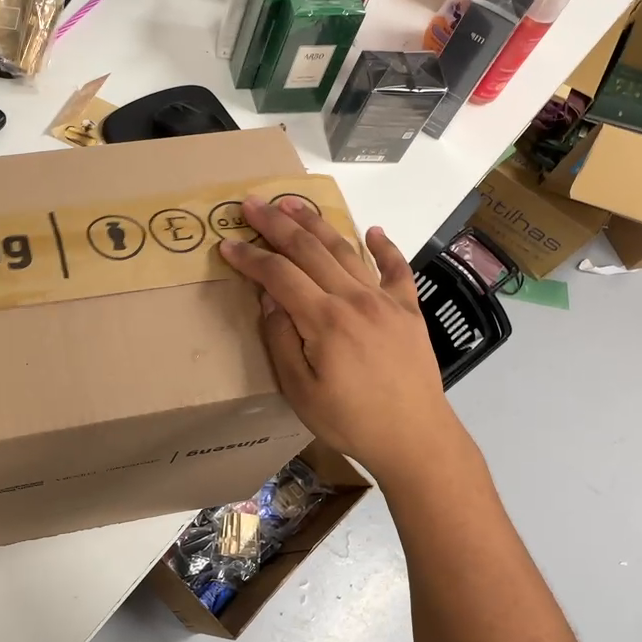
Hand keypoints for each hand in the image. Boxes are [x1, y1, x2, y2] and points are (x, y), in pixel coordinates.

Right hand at [217, 196, 452, 479]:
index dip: (250, 257)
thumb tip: (269, 300)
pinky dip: (384, 247)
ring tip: (294, 203)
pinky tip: (373, 231)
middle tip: (252, 203)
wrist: (415, 437)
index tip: (227, 243)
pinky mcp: (409, 310)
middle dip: (277, 224)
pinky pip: (396, 269)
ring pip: (347, 250)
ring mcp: (385, 300)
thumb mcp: (300, 391)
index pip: (278, 276)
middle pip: (310, 250)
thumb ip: (282, 341)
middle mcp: (355, 299)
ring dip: (318, 223)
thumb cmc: (350, 421)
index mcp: (324, 320)